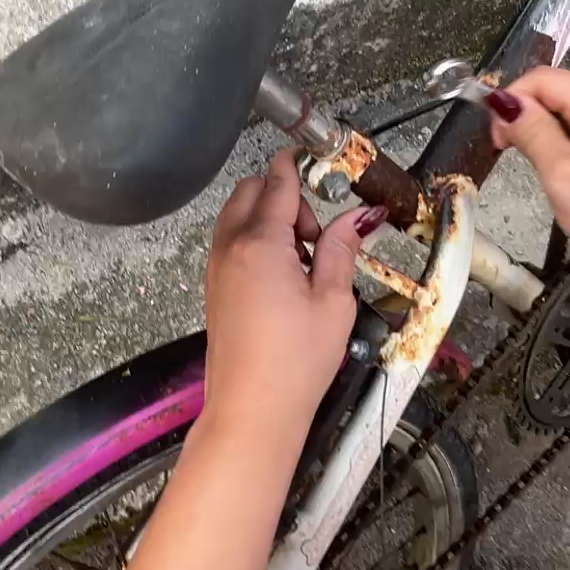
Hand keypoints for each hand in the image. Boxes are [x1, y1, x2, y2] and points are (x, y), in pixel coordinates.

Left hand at [202, 150, 384, 440]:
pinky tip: (281, 273)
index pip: (277, 183)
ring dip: (267, 216)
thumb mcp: (333, 301)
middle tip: (314, 231)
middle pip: (251, 191)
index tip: (309, 158)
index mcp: (260, 243)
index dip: (296, 166)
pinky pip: (230, 240)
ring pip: (237, 214)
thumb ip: (341, 250)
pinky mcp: (213, 285)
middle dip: (283, 195)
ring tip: (301, 256)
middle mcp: (231, 247)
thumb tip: (356, 218)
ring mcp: (216, 266)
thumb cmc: (294, 362)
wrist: (252, 410)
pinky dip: (253, 238)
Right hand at [485, 68, 569, 290]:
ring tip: (544, 174)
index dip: (511, 100)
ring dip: (549, 136)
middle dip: (528, 118)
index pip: (543, 78)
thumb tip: (504, 101)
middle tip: (512, 157)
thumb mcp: (562, 173)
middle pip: (561, 93)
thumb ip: (531, 131)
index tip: (497, 139)